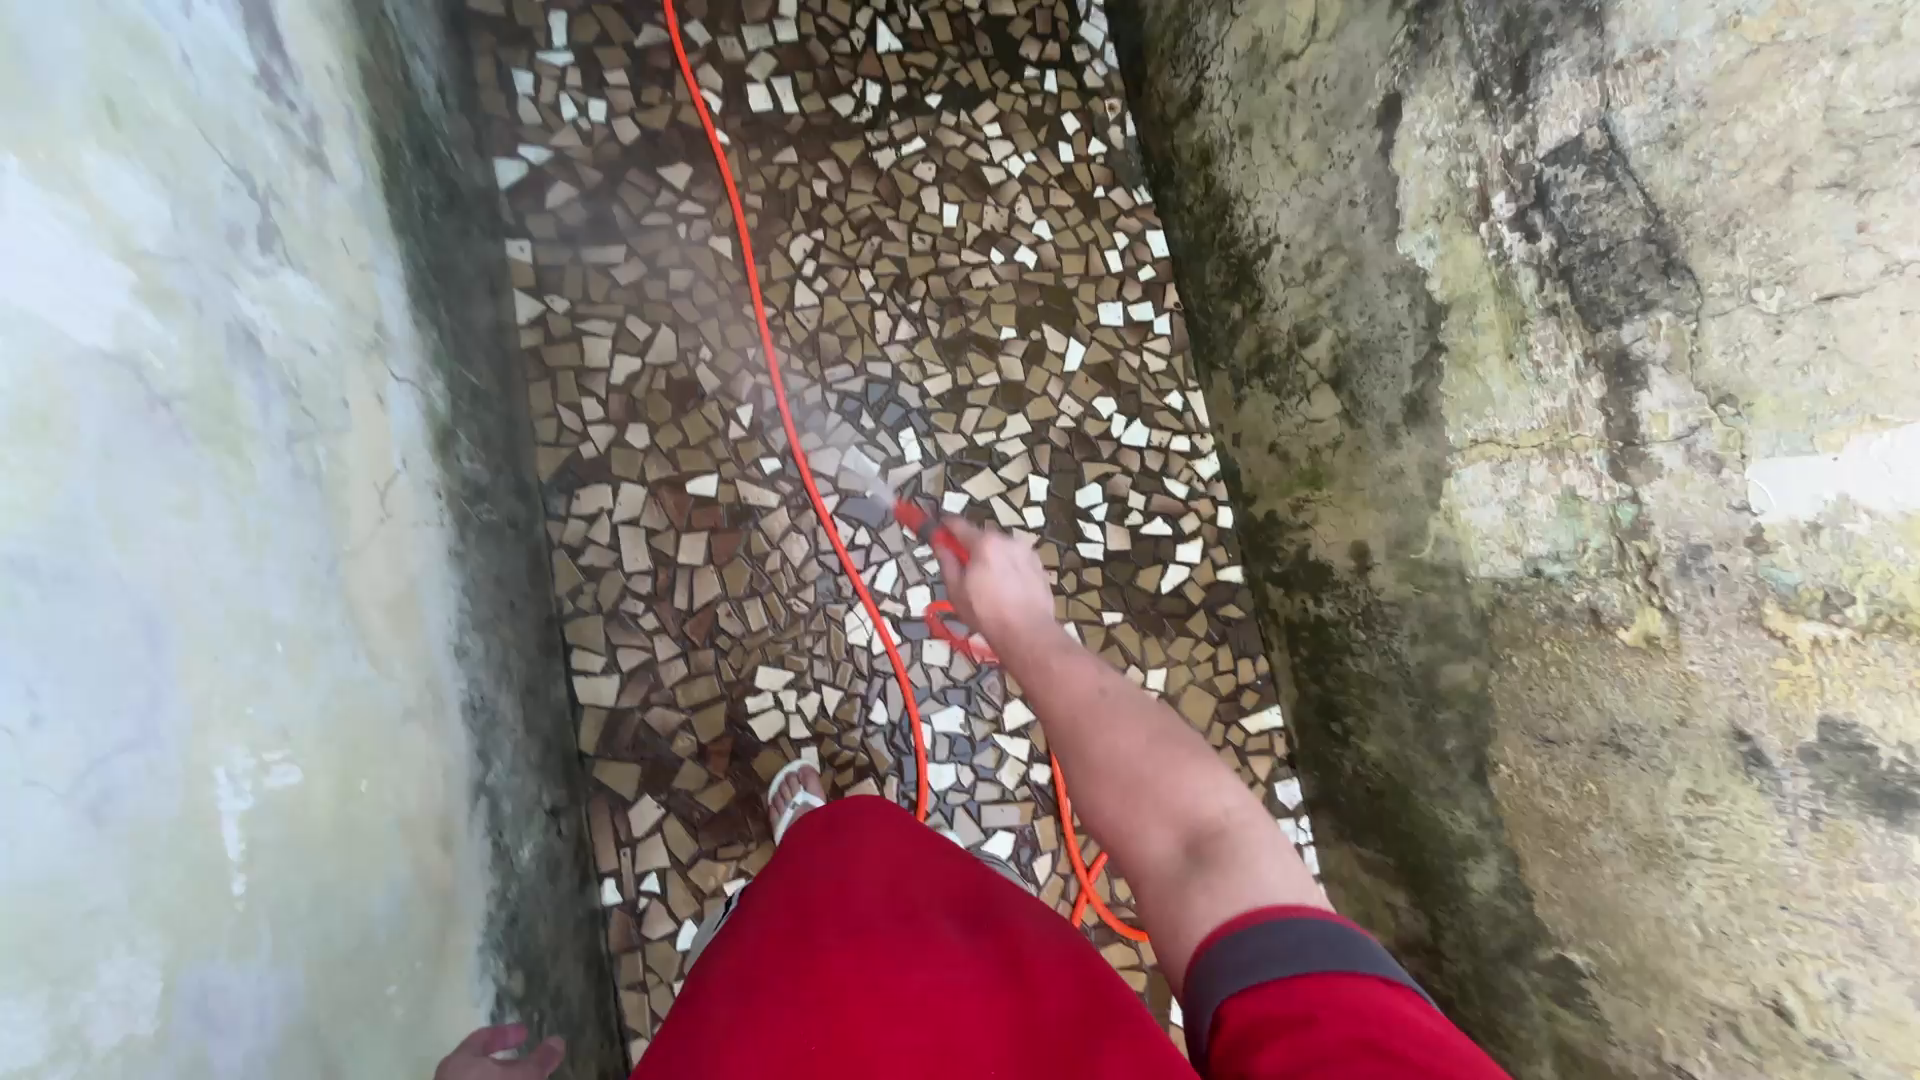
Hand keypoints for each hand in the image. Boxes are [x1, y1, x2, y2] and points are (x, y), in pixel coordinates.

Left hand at [434, 1024, 564, 1079]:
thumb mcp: (525, 1076)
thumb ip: (541, 1058)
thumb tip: (557, 1042)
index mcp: (459, 1062)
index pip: (481, 1038)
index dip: (506, 1033)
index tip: (526, 1034)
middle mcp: (449, 1079)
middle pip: (480, 1065)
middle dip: (508, 1064)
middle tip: (530, 1064)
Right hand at [933, 518, 1060, 650]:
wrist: (1027, 631)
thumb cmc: (986, 613)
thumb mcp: (956, 590)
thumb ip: (947, 562)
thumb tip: (939, 545)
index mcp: (984, 543)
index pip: (958, 524)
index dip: (945, 524)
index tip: (938, 527)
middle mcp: (1007, 540)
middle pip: (983, 537)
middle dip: (971, 548)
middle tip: (964, 569)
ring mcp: (1026, 551)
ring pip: (1001, 549)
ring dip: (992, 558)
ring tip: (989, 584)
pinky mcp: (1039, 564)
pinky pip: (1017, 560)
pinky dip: (1009, 568)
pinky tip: (1007, 589)